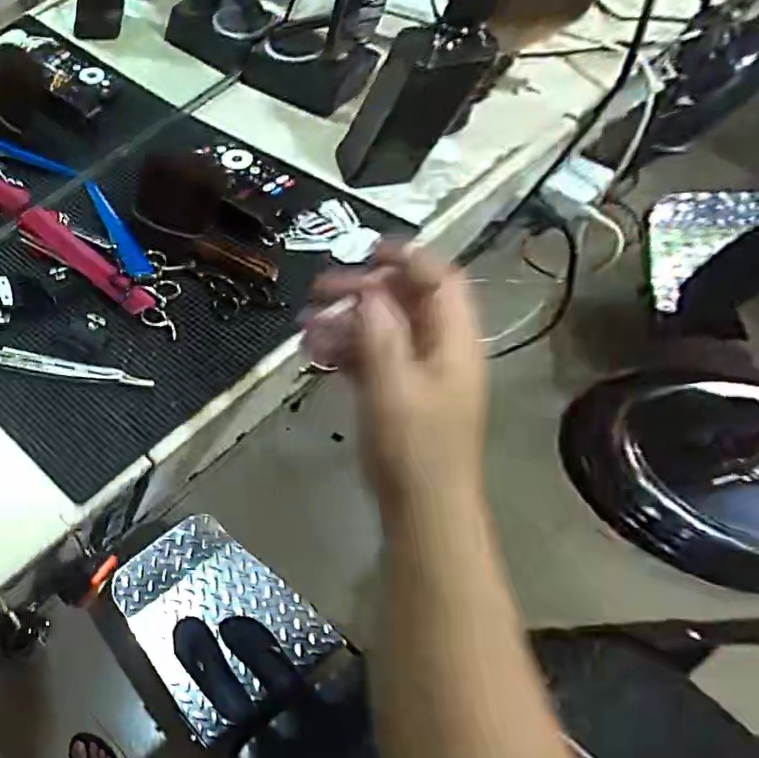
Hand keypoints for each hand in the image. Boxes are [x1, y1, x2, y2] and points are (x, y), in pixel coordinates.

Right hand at [303, 241, 486, 509]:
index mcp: (454, 343)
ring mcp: (420, 374)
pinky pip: (373, 359)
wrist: (423, 508)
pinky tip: (315, 354)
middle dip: (362, 292)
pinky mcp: (400, 396)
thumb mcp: (393, 387)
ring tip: (304, 329)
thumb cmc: (413, 448)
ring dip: (346, 324)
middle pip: (406, 303)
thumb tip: (365, 293)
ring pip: (384, 331)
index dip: (407, 257)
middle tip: (316, 291)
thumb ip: (380, 336)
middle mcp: (441, 351)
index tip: (363, 248)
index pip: (440, 281)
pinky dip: (346, 351)